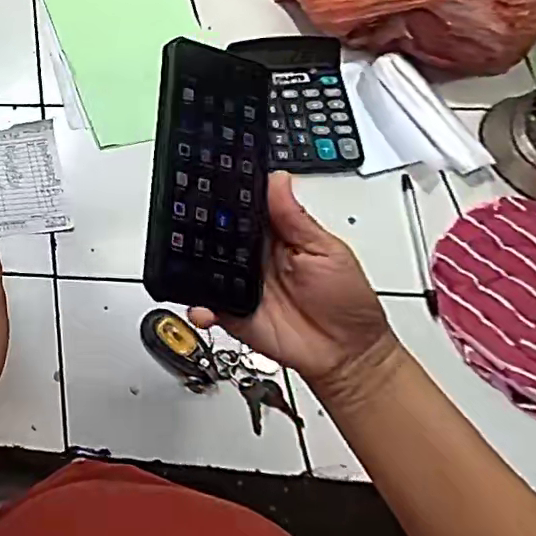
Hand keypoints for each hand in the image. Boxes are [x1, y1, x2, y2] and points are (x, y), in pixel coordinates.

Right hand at [187, 172, 400, 403]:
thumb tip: (277, 180)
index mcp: (269, 237)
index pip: (238, 209)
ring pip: (196, 267)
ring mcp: (232, 283)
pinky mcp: (225, 309)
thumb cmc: (346, 301)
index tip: (207, 183)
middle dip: (194, 226)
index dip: (222, 196)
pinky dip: (195, 306)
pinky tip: (203, 307)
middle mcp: (245, 257)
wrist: (347, 355)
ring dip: (188, 265)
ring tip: (191, 267)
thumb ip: (297, 219)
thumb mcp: (329, 252)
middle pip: (209, 234)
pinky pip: (198, 303)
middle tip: (189, 222)